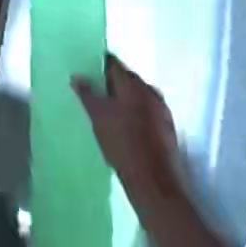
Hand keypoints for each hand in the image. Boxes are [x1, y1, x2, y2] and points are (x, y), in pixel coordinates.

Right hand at [73, 53, 181, 202]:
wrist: (155, 184)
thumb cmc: (123, 144)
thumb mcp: (97, 117)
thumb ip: (87, 93)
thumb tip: (77, 76)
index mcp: (133, 83)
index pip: (113, 62)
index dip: (98, 64)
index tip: (86, 71)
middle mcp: (150, 90)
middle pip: (126, 78)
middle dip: (111, 84)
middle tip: (95, 94)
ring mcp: (162, 110)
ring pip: (138, 96)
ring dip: (124, 100)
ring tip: (108, 113)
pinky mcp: (168, 129)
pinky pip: (148, 112)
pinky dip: (136, 115)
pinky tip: (126, 129)